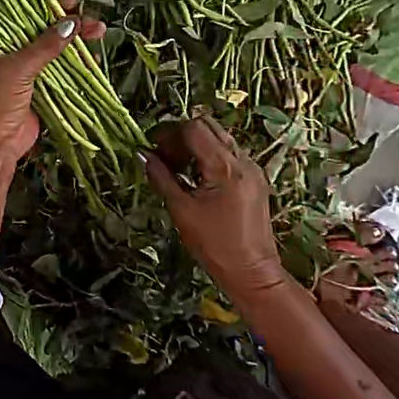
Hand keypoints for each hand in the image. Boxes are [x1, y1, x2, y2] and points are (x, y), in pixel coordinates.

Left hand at [0, 0, 105, 165]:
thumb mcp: (17, 69)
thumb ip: (45, 46)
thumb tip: (70, 24)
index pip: (22, 14)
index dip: (47, 3)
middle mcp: (8, 52)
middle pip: (42, 30)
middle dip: (69, 24)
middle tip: (93, 21)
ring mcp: (25, 71)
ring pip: (55, 50)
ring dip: (76, 43)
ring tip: (99, 34)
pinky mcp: (39, 88)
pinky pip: (61, 71)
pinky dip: (77, 65)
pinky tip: (92, 59)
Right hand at [141, 117, 286, 297]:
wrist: (252, 272)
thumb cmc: (214, 245)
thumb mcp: (181, 210)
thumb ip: (161, 177)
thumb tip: (142, 155)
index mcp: (224, 167)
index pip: (194, 128)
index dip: (169, 133)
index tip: (154, 149)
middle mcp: (242, 161)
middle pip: (209, 126)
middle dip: (182, 135)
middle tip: (165, 155)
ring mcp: (252, 168)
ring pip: (220, 138)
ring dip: (196, 145)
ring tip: (178, 168)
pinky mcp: (255, 179)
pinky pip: (229, 154)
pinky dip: (209, 156)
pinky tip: (196, 177)